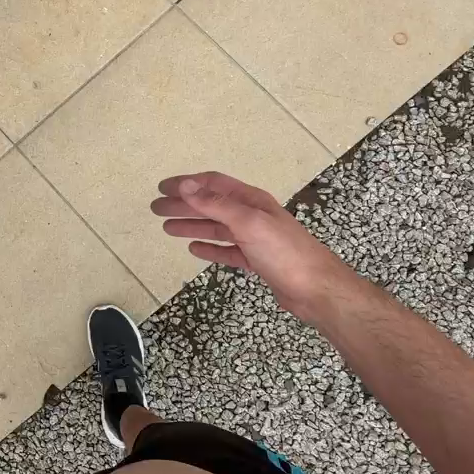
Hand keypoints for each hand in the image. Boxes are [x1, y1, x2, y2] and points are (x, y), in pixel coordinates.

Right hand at [151, 172, 358, 323]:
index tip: (162, 188)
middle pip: (211, 205)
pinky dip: (209, 247)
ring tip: (167, 228)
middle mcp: (252, 215)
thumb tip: (184, 184)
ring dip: (192, 225)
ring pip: (216, 227)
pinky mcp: (256, 260)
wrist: (316, 290)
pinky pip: (226, 250)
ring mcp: (254, 238)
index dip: (187, 184)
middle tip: (156, 209)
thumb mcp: (247, 222)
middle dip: (183, 205)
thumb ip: (215, 204)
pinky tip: (194, 249)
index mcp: (251, 201)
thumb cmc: (283, 252)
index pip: (213, 185)